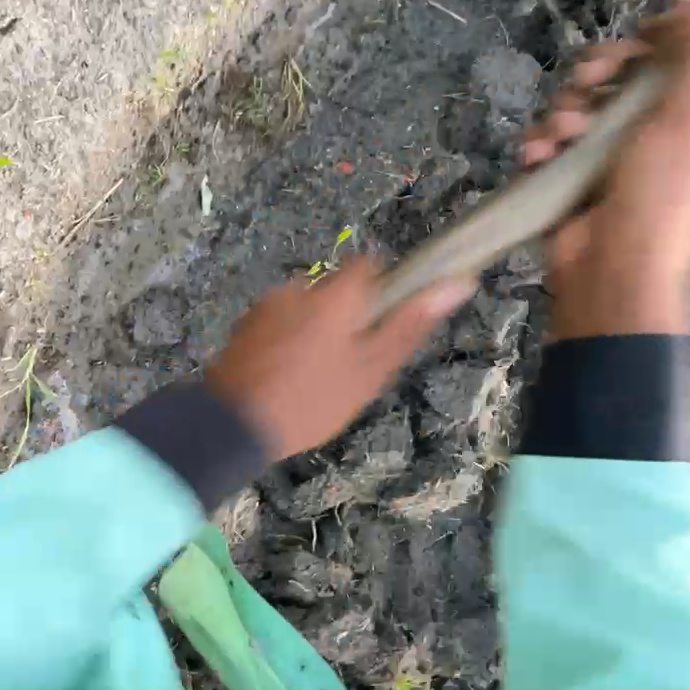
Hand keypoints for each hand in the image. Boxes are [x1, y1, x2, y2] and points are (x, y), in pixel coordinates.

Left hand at [206, 258, 472, 461]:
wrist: (231, 425)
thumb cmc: (310, 400)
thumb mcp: (370, 370)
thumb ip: (409, 325)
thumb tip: (458, 283)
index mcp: (334, 293)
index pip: (368, 265)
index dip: (380, 290)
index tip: (380, 323)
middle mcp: (295, 289)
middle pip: (332, 292)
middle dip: (342, 319)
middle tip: (345, 364)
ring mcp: (262, 308)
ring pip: (302, 312)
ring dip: (311, 334)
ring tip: (309, 379)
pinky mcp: (240, 330)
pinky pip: (275, 328)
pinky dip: (284, 346)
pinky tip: (283, 379)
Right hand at [524, 0, 689, 339]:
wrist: (609, 271)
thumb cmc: (661, 197)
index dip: (672, 35)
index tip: (647, 34)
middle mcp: (664, 126)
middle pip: (630, 73)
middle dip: (602, 71)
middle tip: (591, 76)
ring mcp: (613, 153)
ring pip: (581, 106)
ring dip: (563, 114)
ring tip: (561, 136)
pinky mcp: (570, 176)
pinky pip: (549, 144)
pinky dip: (539, 147)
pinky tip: (537, 157)